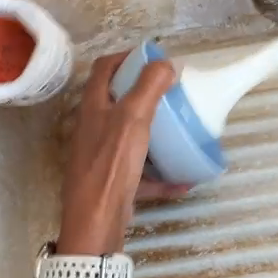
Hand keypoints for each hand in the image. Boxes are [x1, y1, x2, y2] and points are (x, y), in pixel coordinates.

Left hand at [57, 54, 186, 254]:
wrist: (96, 221)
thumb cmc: (111, 163)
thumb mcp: (133, 118)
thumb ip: (149, 87)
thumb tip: (167, 64)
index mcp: (94, 107)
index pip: (103, 69)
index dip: (125, 57)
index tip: (152, 58)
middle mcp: (94, 128)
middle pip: (116, 102)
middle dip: (143, 94)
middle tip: (170, 92)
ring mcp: (102, 157)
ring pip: (129, 137)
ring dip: (154, 133)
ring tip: (178, 130)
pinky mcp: (114, 182)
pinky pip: (141, 174)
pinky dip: (162, 176)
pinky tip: (184, 182)